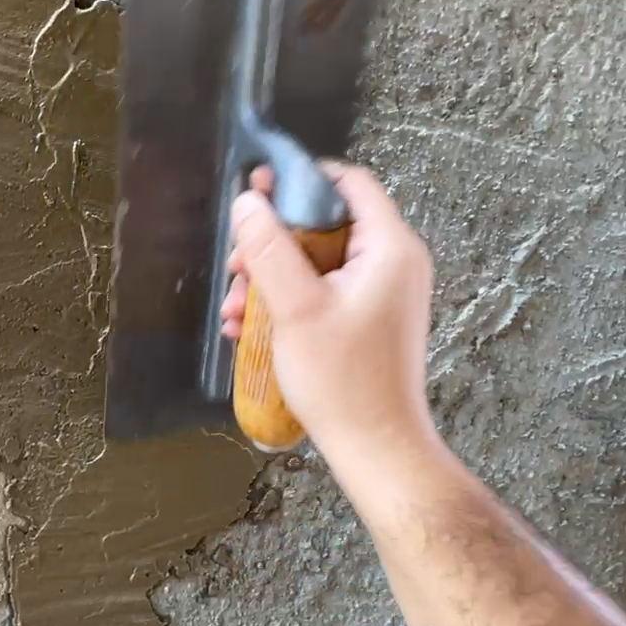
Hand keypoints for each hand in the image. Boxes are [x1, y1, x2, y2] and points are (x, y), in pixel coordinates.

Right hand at [219, 162, 437, 465]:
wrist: (373, 445)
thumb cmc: (340, 378)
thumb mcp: (295, 307)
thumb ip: (270, 249)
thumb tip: (246, 202)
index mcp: (388, 249)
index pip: (349, 184)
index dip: (300, 180)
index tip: (257, 192)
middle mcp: (391, 265)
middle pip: (325, 226)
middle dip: (272, 243)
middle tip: (236, 265)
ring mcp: (379, 295)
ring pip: (316, 264)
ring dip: (269, 279)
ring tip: (234, 308)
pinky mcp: (365, 322)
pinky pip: (320, 295)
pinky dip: (285, 303)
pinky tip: (247, 326)